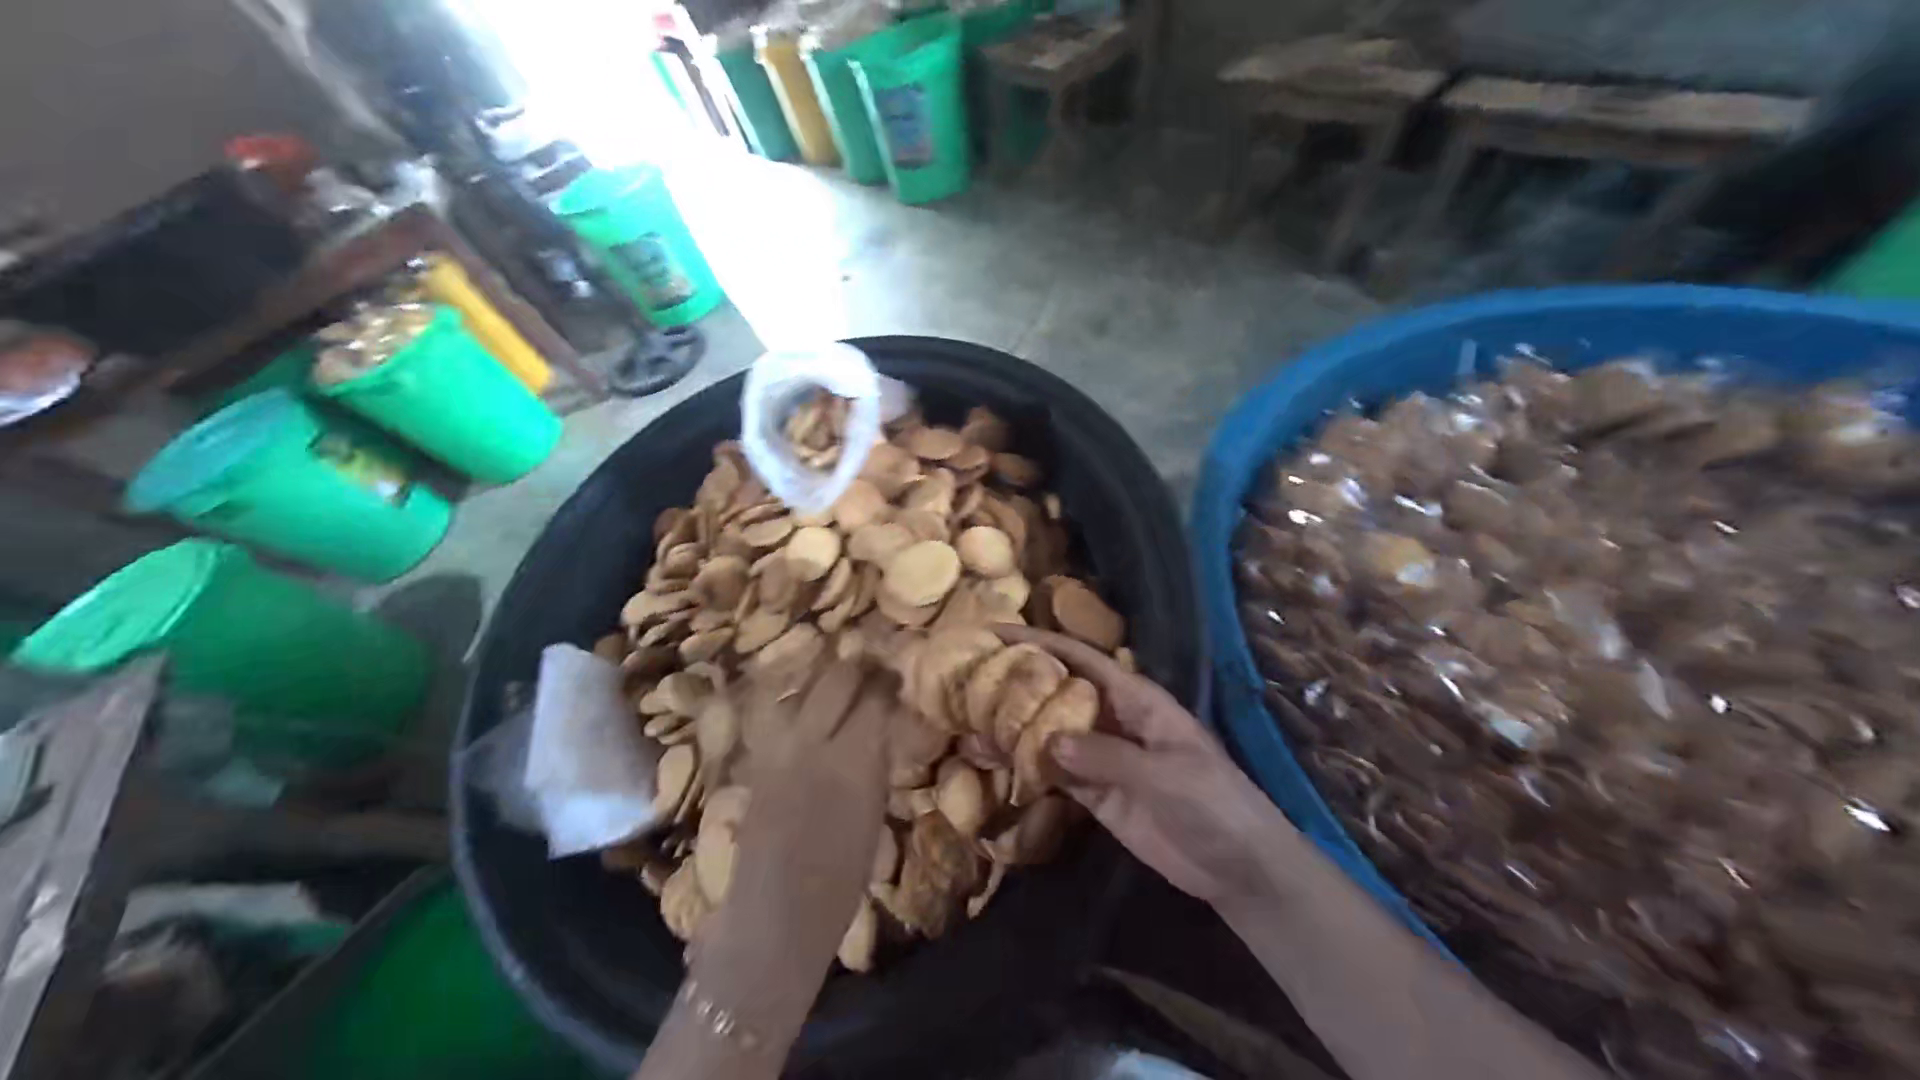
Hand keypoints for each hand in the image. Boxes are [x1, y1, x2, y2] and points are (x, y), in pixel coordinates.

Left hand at [636, 661, 893, 1079]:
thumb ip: (874, 760)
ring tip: (841, 680)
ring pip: (803, 689)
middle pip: (837, 680)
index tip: (897, 675)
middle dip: (858, 668)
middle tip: (872, 668)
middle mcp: (813, 742)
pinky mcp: (755, 760)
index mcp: (854, 761)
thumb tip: (880, 723)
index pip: (874, 699)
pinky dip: (798, 702)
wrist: (775, 916)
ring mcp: (778, 748)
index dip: (888, 681)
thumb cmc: (841, 878)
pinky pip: (779, 714)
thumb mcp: (873, 811)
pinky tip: (807, 705)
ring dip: (825, 678)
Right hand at [993, 626, 1300, 908]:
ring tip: (967, 719)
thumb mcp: (1166, 774)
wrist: (1239, 868)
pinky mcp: (1095, 794)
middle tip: (967, 675)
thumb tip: (1046, 742)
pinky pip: (1055, 773)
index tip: (995, 632)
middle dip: (1017, 680)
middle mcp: (1113, 719)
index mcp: (1136, 699)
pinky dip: (1026, 767)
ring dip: (1014, 726)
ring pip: (1050, 732)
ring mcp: (1102, 757)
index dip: (1039, 642)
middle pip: (1058, 691)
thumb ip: (1106, 756)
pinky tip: (993, 762)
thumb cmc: (1214, 803)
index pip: (1081, 659)